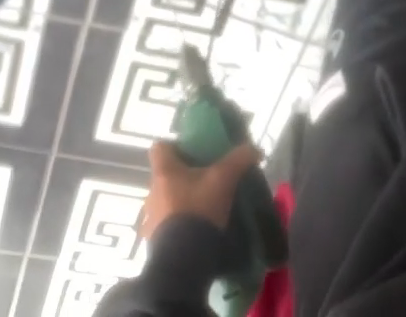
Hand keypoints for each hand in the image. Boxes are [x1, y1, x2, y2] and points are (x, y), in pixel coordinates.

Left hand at [140, 141, 260, 236]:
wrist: (183, 259)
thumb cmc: (199, 209)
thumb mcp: (224, 180)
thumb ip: (239, 160)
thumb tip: (255, 149)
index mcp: (164, 172)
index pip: (159, 147)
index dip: (175, 147)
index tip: (192, 153)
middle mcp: (151, 192)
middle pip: (164, 176)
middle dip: (183, 178)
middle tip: (206, 183)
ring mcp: (150, 218)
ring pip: (164, 201)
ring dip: (180, 203)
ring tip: (202, 210)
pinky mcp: (153, 241)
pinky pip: (165, 226)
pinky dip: (177, 227)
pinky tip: (195, 232)